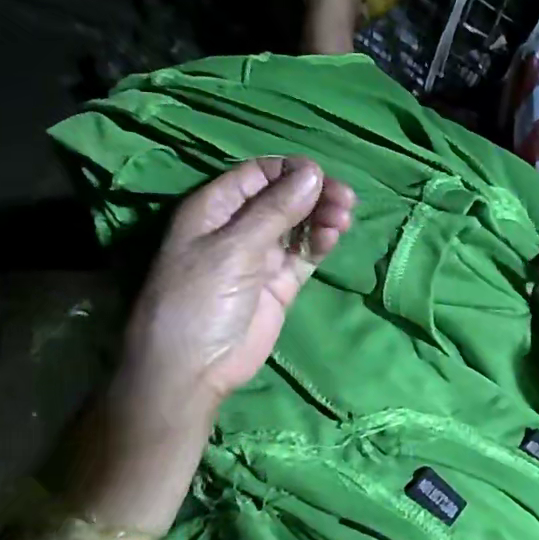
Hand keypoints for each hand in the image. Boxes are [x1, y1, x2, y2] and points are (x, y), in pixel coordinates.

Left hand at [119, 156, 355, 425]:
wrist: (193, 369)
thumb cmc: (199, 299)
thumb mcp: (233, 248)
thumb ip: (275, 210)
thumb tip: (313, 172)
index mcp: (214, 208)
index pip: (257, 174)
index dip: (290, 170)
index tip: (320, 175)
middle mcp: (238, 227)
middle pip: (283, 197)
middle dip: (314, 193)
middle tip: (345, 199)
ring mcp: (260, 256)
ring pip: (298, 224)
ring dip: (322, 216)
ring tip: (342, 219)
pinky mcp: (279, 284)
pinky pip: (304, 253)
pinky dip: (320, 242)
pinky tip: (333, 236)